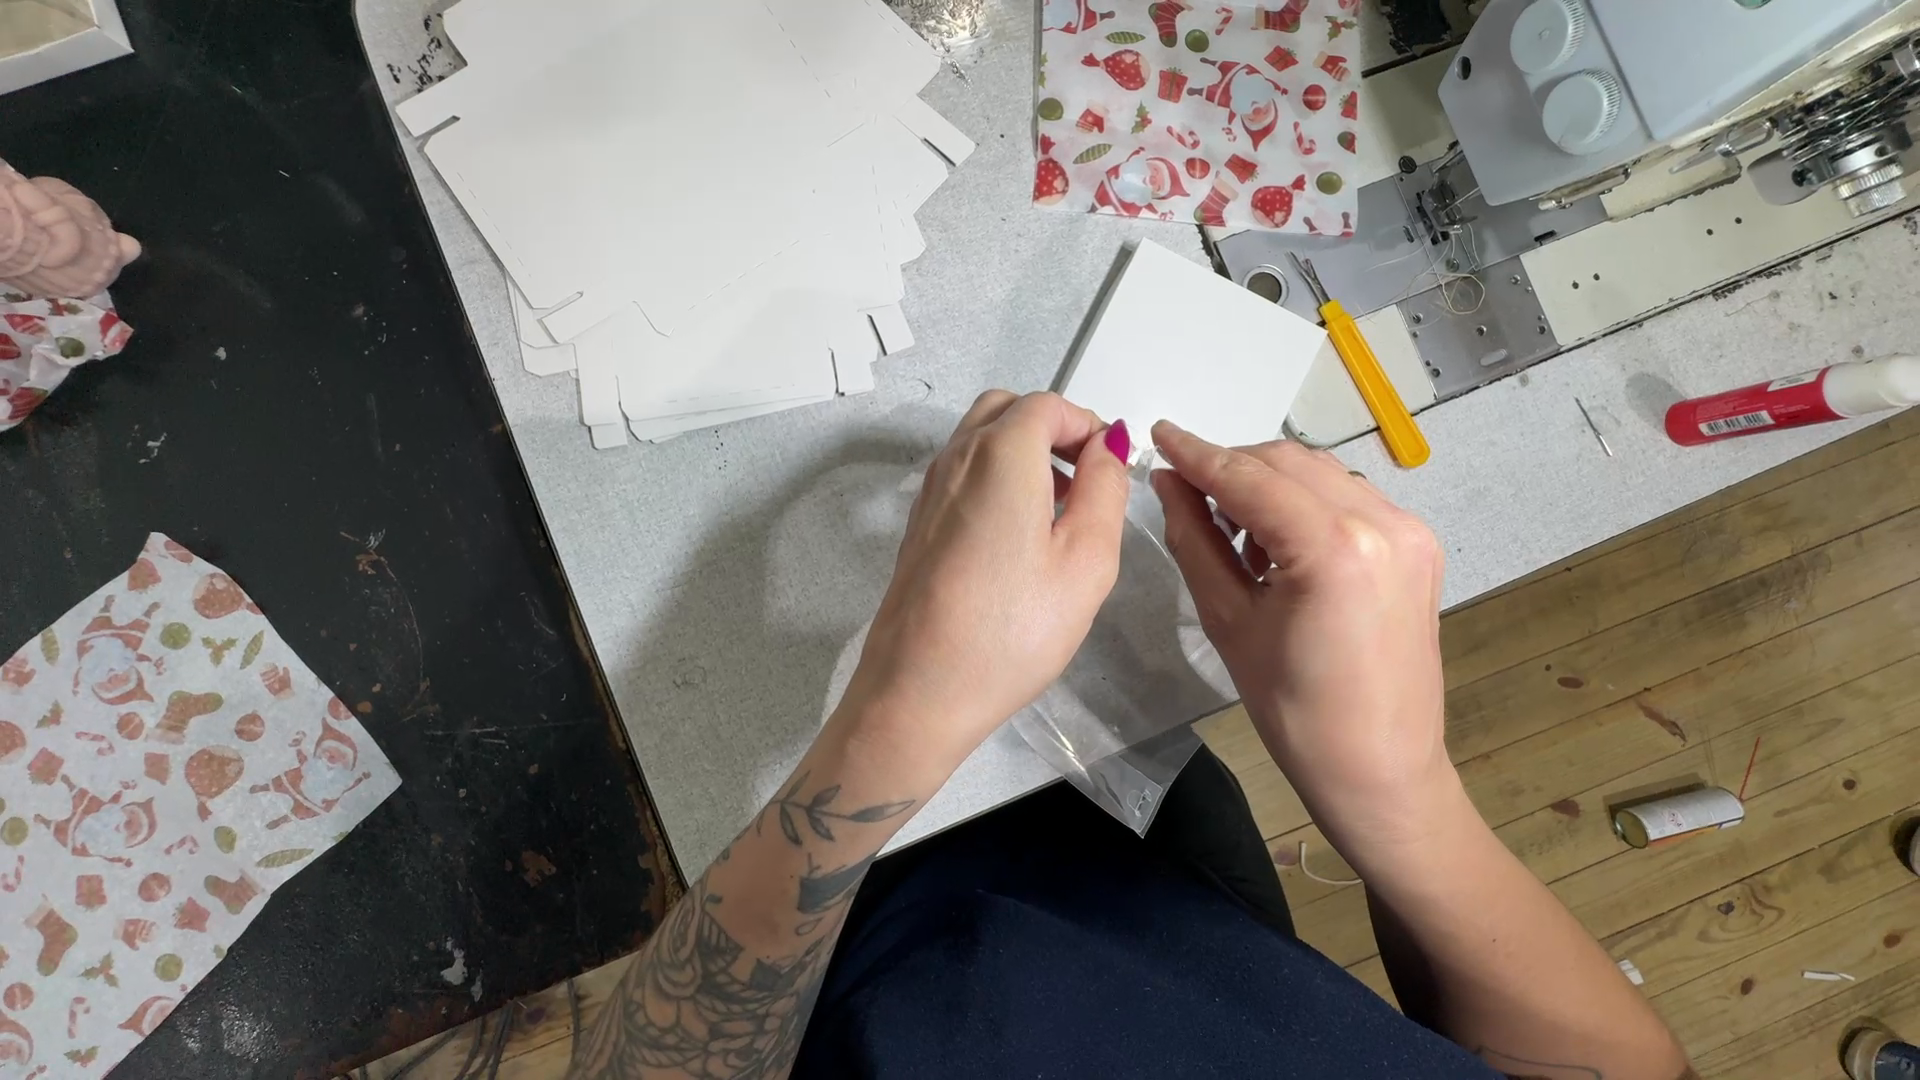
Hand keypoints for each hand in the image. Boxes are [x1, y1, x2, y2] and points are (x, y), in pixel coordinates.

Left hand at [836, 392, 1132, 772]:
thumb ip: (1106, 490)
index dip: (1087, 424)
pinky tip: (1018, 536)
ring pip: (979, 440)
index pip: (1047, 406)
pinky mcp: (917, 524)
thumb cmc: (1011, 632)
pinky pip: (962, 474)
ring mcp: (929, 491)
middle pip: (1007, 410)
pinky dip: (996, 478)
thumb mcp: (1086, 561)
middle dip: (1053, 430)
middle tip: (1087, 479)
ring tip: (1059, 511)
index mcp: (999, 455)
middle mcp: (955, 459)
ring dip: (1024, 453)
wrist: (917, 691)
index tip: (1113, 466)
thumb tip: (1108, 446)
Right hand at [1150, 422, 1454, 855]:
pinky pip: (1346, 496)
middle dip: (1230, 465)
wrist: (1379, 767)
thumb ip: (1195, 538)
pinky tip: (1276, 540)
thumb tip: (1168, 483)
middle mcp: (1382, 523)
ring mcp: (1409, 530)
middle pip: (1286, 461)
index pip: (1249, 478)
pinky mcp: (1417, 544)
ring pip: (1318, 472)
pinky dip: (1302, 501)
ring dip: (1266, 481)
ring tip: (1229, 525)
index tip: (1158, 433)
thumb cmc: (1292, 708)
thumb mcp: (1228, 619)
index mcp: (1333, 548)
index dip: (1197, 454)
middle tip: (1185, 489)